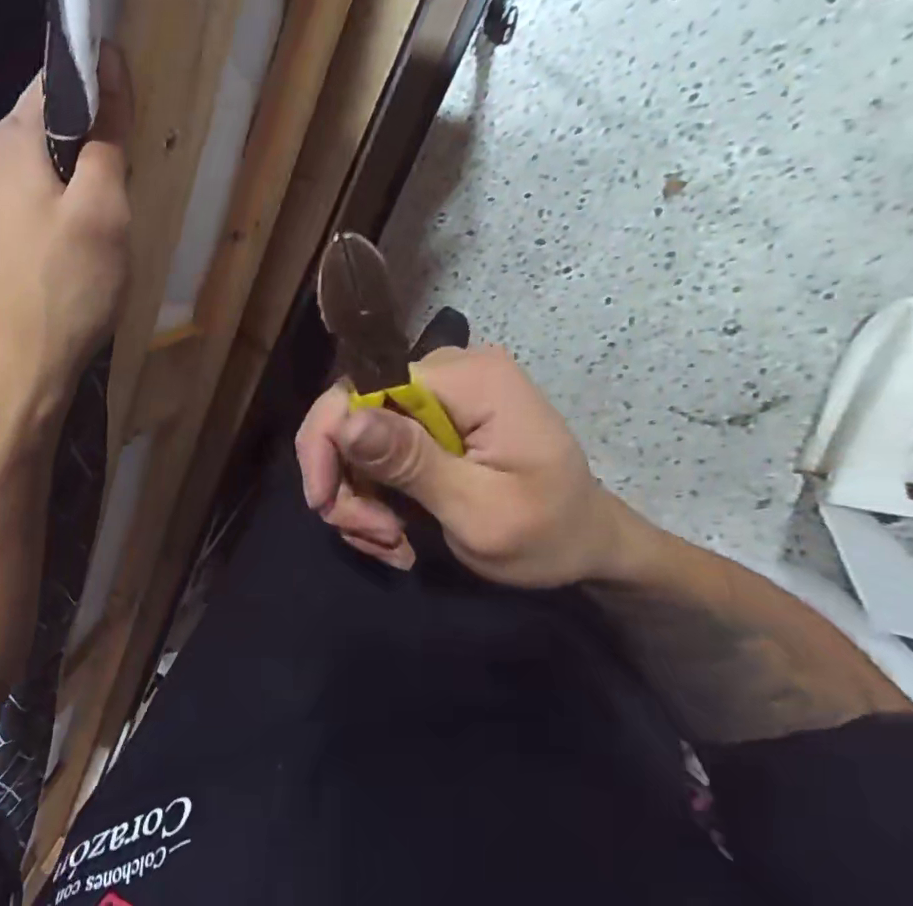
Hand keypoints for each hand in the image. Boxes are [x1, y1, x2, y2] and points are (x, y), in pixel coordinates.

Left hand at [0, 45, 131, 428]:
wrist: (25, 367)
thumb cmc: (69, 285)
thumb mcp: (103, 207)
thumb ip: (107, 135)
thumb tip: (108, 62)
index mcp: (10, 140)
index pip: (56, 80)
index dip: (100, 84)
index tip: (136, 116)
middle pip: (51, 119)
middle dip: (96, 136)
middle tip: (130, 176)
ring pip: (49, 159)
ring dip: (87, 172)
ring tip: (114, 212)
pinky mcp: (1, 232)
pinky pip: (41, 192)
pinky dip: (71, 200)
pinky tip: (90, 234)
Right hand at [295, 346, 632, 587]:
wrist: (586, 543)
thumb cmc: (548, 535)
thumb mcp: (479, 511)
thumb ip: (412, 463)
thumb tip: (346, 420)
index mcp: (471, 379)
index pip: (363, 385)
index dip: (327, 440)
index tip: (326, 505)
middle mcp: (450, 370)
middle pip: (355, 412)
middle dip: (350, 483)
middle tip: (379, 537)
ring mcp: (442, 392)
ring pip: (359, 436)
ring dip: (363, 497)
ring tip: (394, 543)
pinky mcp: (436, 416)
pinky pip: (379, 447)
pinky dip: (378, 495)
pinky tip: (398, 531)